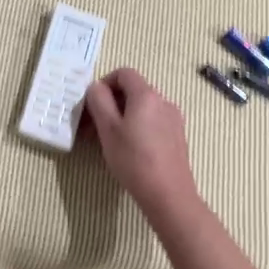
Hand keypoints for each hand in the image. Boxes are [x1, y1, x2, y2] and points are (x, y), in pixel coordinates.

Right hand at [82, 68, 199, 225]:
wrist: (168, 195)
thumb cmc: (133, 159)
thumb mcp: (107, 128)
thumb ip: (98, 101)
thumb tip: (96, 87)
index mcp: (146, 96)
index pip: (124, 73)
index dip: (105, 82)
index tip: (92, 103)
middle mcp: (163, 102)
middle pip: (133, 90)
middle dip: (110, 103)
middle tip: (92, 125)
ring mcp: (173, 120)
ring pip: (141, 108)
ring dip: (121, 116)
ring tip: (106, 139)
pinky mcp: (176, 136)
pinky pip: (152, 121)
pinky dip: (135, 126)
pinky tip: (127, 148)